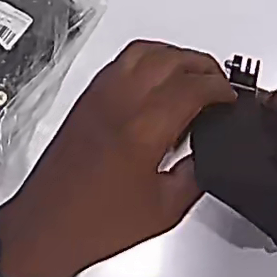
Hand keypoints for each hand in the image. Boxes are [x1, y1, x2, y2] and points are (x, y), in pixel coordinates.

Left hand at [0, 41, 234, 276]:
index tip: (230, 97)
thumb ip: (194, 174)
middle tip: (217, 82)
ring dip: (173, 56)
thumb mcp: (165, 209)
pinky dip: (146, 59)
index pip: (192, 87)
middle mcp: (119, 104)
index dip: (219, 88)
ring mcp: (99, 96)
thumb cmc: (94, 223)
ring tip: (191, 74)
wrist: (46, 226)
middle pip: (170, 59)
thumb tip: (208, 152)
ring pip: (143, 51)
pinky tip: (156, 79)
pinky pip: (120, 61)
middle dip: (202, 65)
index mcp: (143, 130)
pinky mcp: (86, 98)